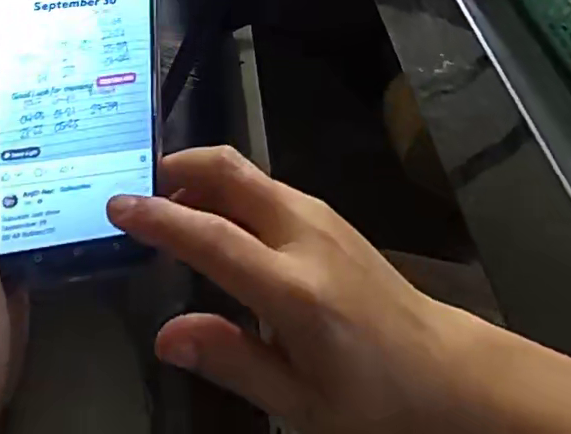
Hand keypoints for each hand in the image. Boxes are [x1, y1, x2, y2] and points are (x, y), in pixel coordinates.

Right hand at [107, 147, 473, 433]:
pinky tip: (212, 219)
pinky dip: (221, 187)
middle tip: (139, 189)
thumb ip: (230, 359)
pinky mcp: (321, 210)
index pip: (211, 237)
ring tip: (167, 206)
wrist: (452, 373)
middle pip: (228, 170)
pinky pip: (258, 182)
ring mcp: (315, 213)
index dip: (159, 218)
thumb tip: (165, 336)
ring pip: (241, 169)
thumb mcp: (301, 404)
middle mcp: (303, 233)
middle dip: (175, 166)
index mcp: (295, 290)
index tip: (118, 206)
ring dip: (196, 174)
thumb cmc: (376, 402)